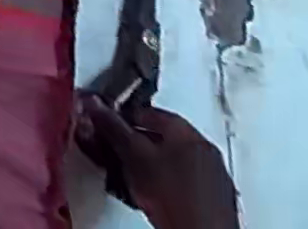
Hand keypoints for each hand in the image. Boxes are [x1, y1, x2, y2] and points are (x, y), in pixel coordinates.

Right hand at [76, 95, 239, 228]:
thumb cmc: (174, 198)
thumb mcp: (131, 154)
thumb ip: (112, 126)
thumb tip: (94, 104)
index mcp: (189, 134)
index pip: (147, 111)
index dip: (121, 115)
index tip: (105, 122)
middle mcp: (206, 152)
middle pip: (160, 135)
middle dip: (134, 139)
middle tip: (115, 146)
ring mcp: (214, 180)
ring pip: (170, 159)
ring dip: (147, 161)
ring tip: (127, 170)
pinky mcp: (213, 203)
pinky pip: (180, 180)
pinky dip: (162, 180)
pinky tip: (147, 190)